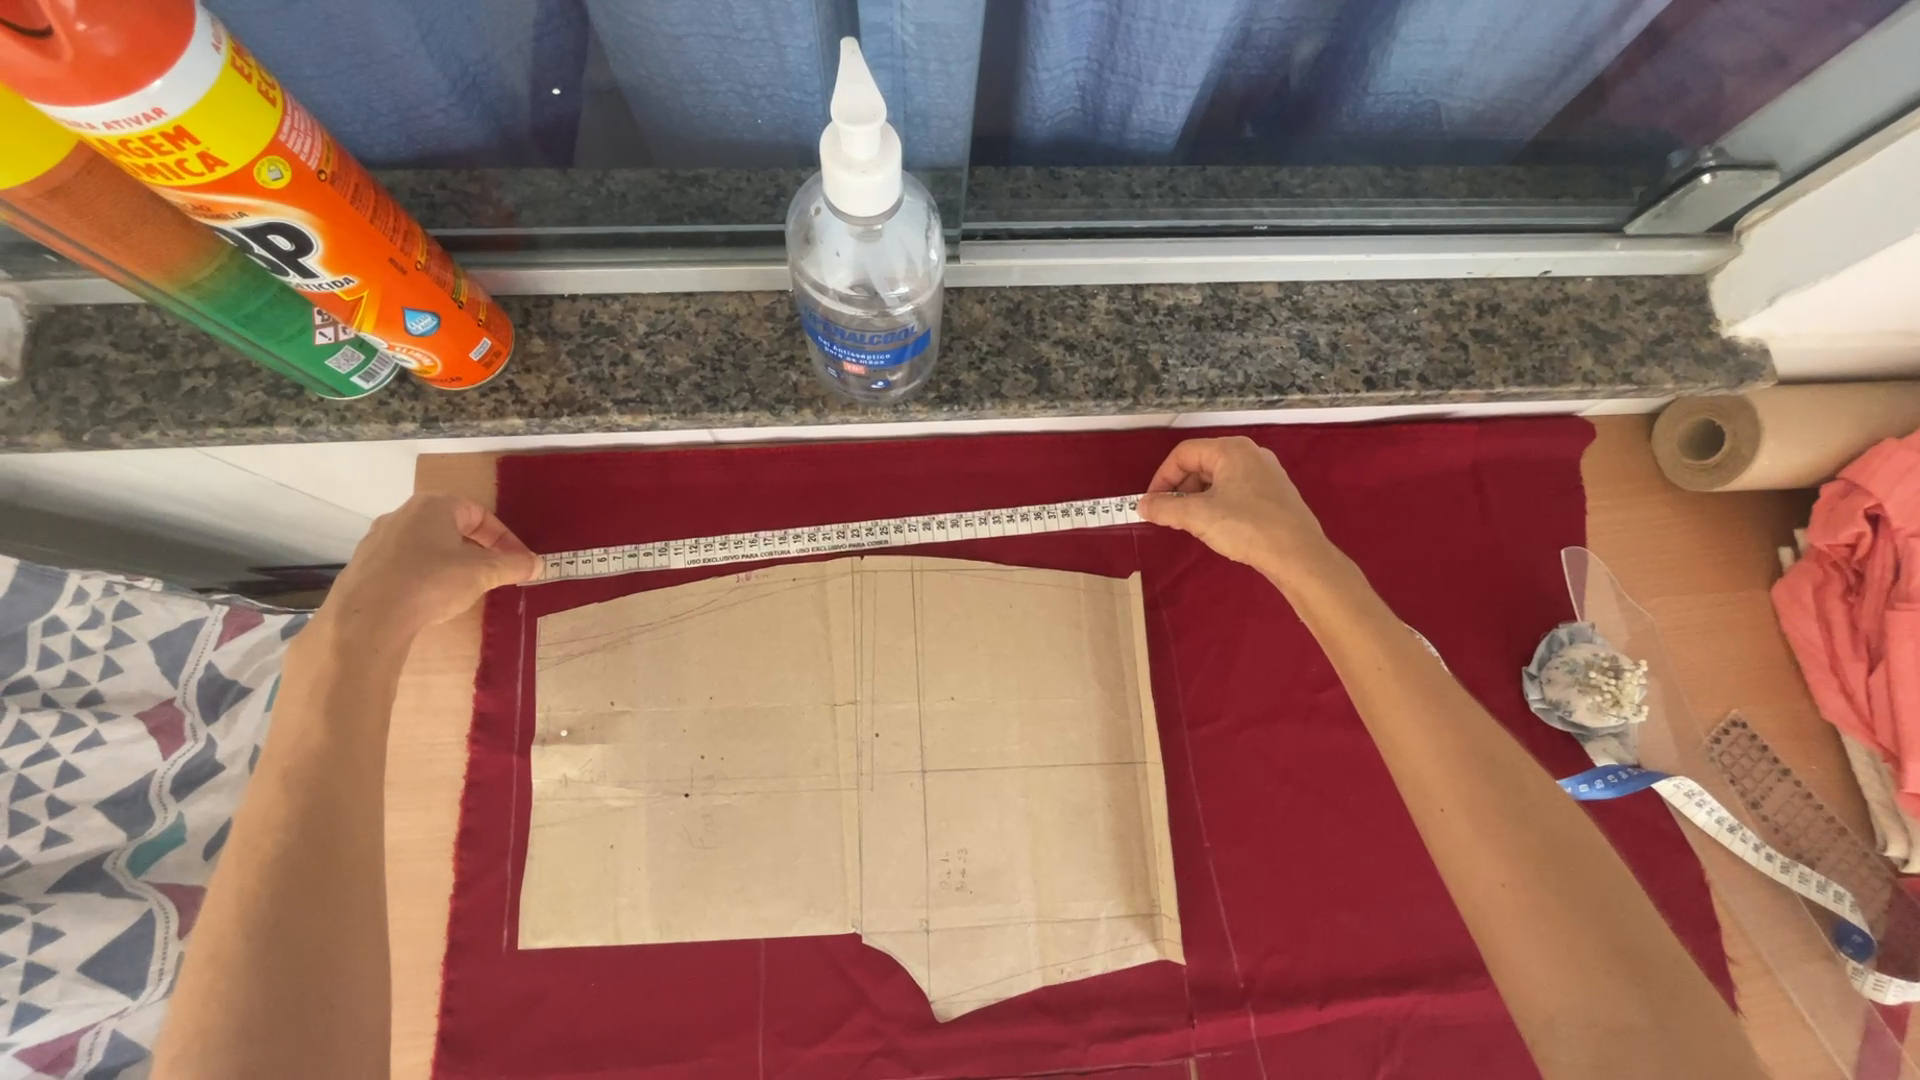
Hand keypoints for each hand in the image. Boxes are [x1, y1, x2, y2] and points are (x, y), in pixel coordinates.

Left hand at [313, 494, 539, 646]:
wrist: (367, 618)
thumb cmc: (431, 582)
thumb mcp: (483, 573)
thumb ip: (513, 565)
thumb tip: (537, 564)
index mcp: (433, 506)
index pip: (480, 514)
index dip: (505, 538)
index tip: (518, 561)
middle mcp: (402, 515)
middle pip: (453, 528)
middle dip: (480, 550)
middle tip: (496, 572)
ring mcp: (378, 541)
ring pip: (428, 546)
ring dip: (453, 563)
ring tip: (466, 587)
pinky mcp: (364, 567)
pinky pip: (406, 565)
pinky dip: (427, 576)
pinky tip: (433, 599)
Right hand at [1138, 437, 1336, 583]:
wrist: (1298, 555)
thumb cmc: (1246, 527)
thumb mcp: (1197, 517)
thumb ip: (1164, 508)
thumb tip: (1141, 505)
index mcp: (1231, 450)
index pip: (1183, 454)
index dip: (1161, 478)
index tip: (1151, 503)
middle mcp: (1250, 454)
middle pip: (1200, 464)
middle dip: (1179, 490)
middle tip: (1168, 515)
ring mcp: (1266, 473)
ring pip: (1218, 479)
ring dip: (1196, 499)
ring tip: (1190, 524)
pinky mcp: (1274, 494)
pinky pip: (1235, 491)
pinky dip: (1217, 504)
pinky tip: (1216, 527)